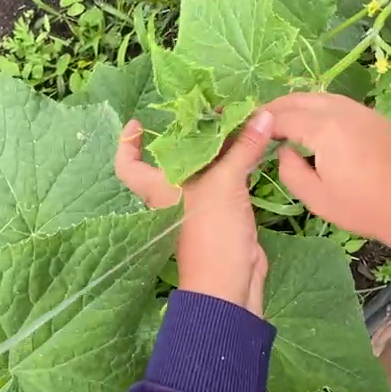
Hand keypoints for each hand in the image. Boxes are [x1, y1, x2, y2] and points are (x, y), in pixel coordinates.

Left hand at [115, 113, 272, 315]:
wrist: (230, 282)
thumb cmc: (211, 232)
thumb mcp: (224, 184)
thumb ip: (243, 148)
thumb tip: (263, 114)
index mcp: (160, 187)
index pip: (128, 164)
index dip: (127, 143)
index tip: (138, 123)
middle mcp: (177, 192)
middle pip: (177, 156)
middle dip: (192, 132)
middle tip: (210, 108)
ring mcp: (203, 202)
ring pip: (208, 165)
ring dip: (222, 145)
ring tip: (238, 118)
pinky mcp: (227, 210)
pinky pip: (230, 177)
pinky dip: (240, 161)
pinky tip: (255, 144)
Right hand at [264, 93, 390, 257]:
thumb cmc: (363, 207)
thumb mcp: (317, 197)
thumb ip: (291, 171)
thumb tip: (284, 151)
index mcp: (325, 128)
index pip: (284, 117)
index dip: (263, 123)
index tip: (247, 130)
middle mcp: (343, 111)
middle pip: (302, 98)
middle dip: (277, 107)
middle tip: (259, 120)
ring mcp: (362, 112)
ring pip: (322, 97)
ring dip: (299, 104)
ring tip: (283, 120)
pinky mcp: (375, 119)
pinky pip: (339, 104)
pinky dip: (319, 107)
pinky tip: (314, 124)